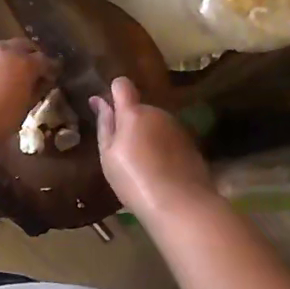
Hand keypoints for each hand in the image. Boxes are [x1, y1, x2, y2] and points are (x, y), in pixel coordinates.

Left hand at [0, 39, 53, 140]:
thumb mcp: (24, 107)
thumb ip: (35, 90)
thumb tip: (41, 82)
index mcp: (24, 62)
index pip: (45, 60)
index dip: (51, 69)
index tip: (53, 77)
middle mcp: (6, 51)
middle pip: (25, 45)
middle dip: (33, 55)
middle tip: (37, 70)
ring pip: (7, 48)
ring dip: (15, 56)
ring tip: (18, 72)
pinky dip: (0, 62)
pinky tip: (0, 76)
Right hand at [90, 77, 216, 218]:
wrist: (180, 203)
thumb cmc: (134, 180)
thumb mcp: (109, 155)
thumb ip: (105, 125)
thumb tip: (98, 100)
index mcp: (134, 113)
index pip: (122, 85)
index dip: (113, 93)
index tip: (106, 111)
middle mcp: (158, 113)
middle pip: (140, 109)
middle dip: (130, 122)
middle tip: (121, 152)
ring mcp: (177, 127)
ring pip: (155, 124)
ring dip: (147, 136)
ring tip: (142, 166)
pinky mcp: (191, 143)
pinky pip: (169, 138)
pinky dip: (162, 148)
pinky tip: (160, 171)